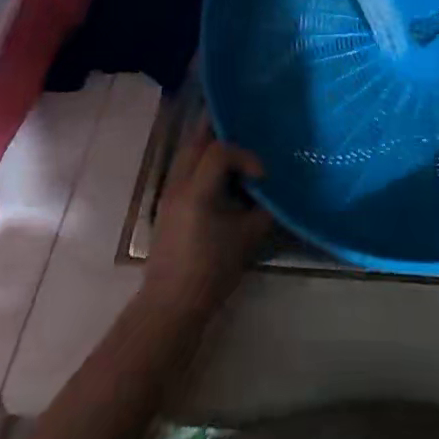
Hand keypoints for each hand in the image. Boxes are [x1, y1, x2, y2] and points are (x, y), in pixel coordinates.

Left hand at [142, 122, 272, 311]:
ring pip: (186, 153)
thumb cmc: (211, 272)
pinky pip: (183, 168)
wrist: (171, 302)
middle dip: (221, 137)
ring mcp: (168, 191)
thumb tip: (272, 195)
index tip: (262, 175)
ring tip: (234, 155)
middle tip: (246, 140)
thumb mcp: (246, 241)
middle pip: (196, 142)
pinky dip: (200, 163)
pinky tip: (218, 177)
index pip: (219, 151)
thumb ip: (262, 212)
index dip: (244, 155)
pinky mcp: (166, 203)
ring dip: (208, 148)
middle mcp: (178, 183)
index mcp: (197, 190)